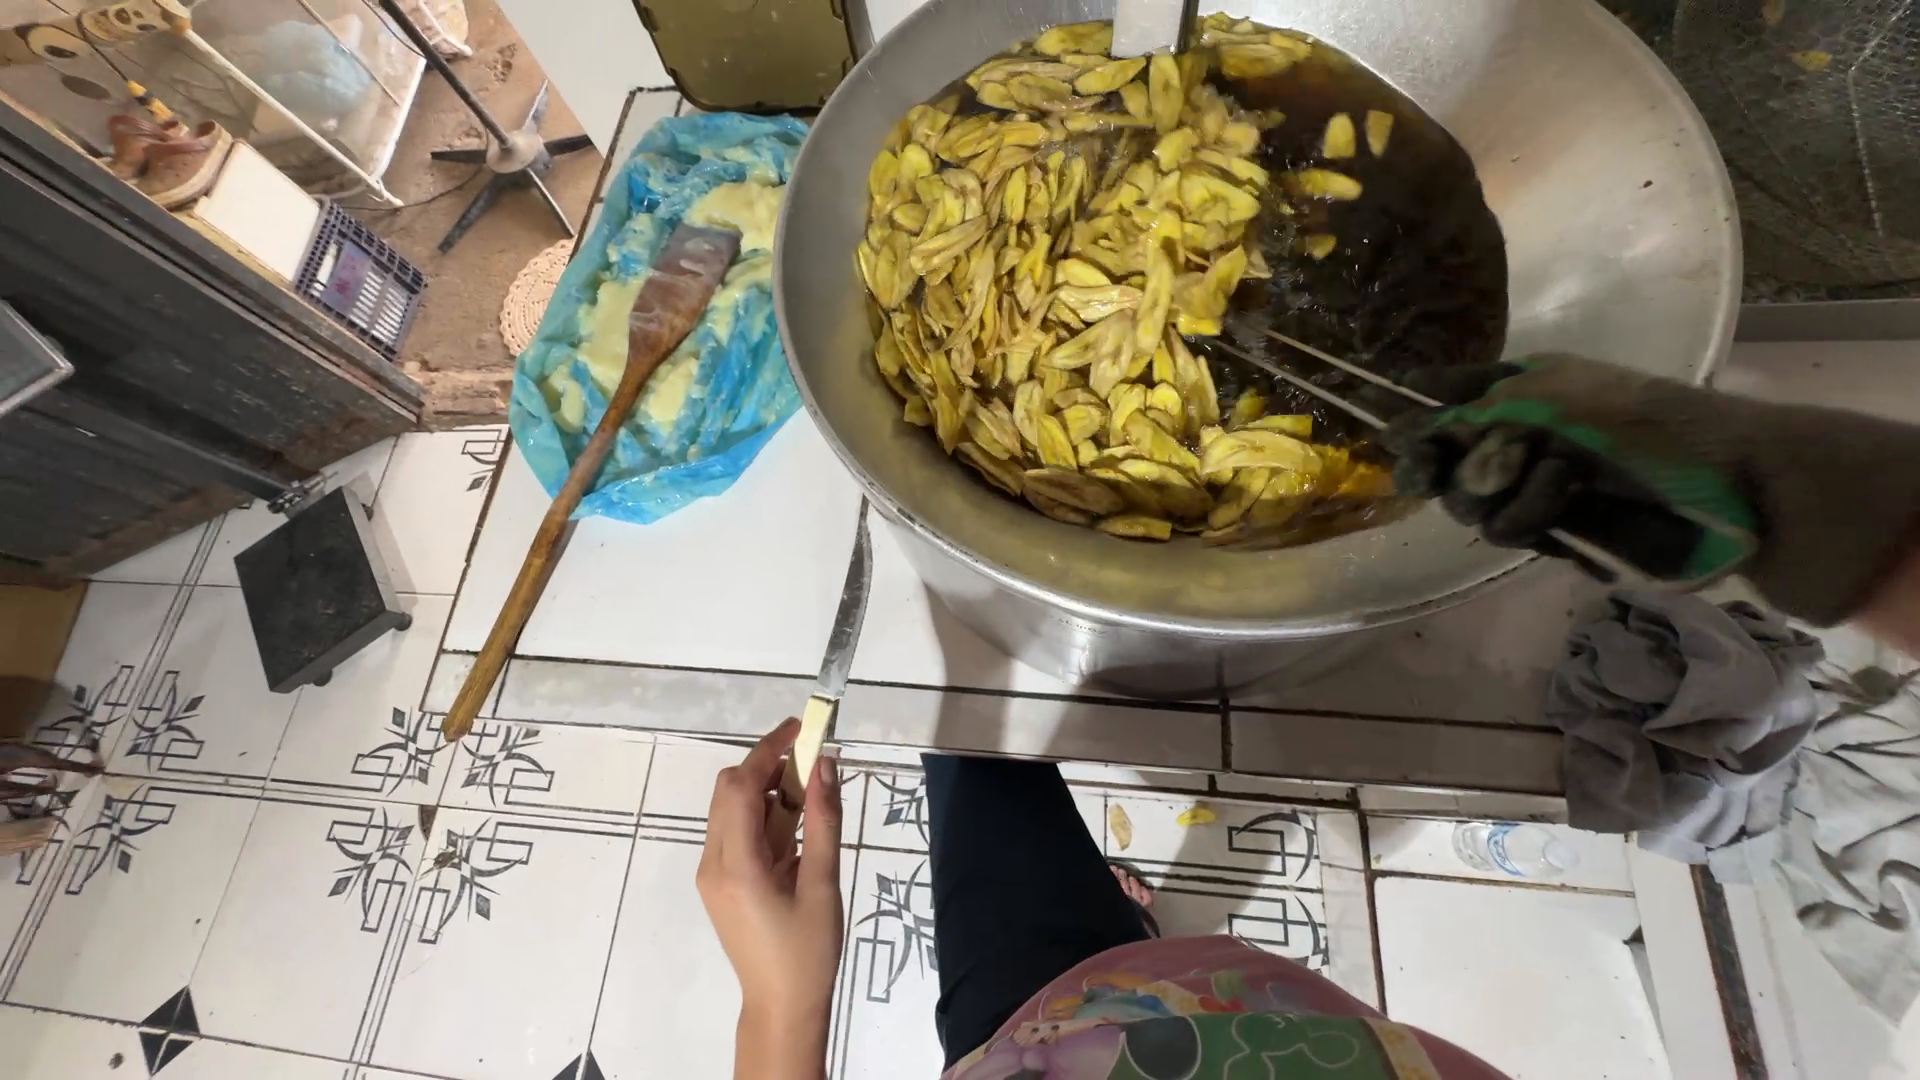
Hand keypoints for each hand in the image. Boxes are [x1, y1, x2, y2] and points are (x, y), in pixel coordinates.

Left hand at [697, 718, 843, 1077]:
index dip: (767, 749)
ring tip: (806, 795)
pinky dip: (761, 814)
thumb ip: (824, 820)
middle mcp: (713, 863)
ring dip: (765, 789)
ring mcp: (711, 873)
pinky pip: (734, 830)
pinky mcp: (719, 882)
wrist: (781, 1007)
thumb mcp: (824, 883)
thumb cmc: (807, 950)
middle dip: (766, 765)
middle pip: (728, 790)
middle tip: (809, 762)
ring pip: (730, 808)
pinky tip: (793, 826)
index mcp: (736, 866)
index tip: (800, 728)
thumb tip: (825, 764)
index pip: (739, 786)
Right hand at [1375, 357, 1737, 582]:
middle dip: (1452, 466)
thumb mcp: (1543, 396)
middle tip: (1475, 464)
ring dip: (1504, 488)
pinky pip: (1504, 530)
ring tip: (1558, 474)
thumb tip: (1392, 415)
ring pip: (1465, 503)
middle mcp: (1510, 441)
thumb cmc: (1638, 421)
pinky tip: (1568, 497)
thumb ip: (1461, 408)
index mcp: (1511, 396)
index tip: (1403, 438)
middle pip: (1438, 466)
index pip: (1436, 413)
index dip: (1413, 428)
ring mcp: (1526, 488)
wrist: (1725, 484)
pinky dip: (1532, 511)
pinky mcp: (1546, 531)